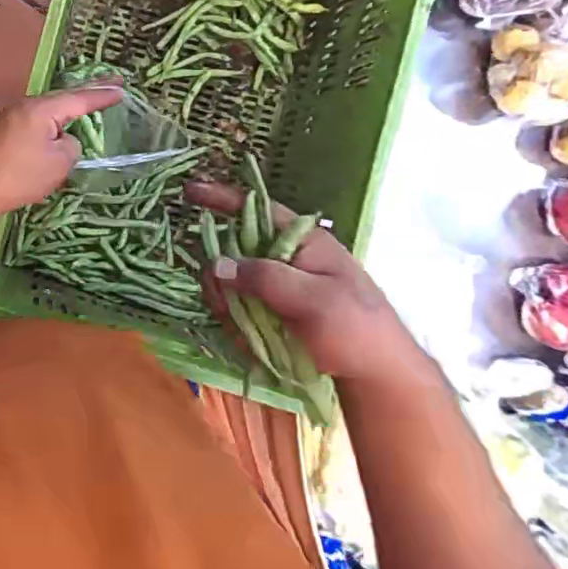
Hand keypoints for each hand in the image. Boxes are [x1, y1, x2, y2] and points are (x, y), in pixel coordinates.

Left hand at [0, 86, 124, 219]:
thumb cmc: (21, 176)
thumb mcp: (61, 162)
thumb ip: (73, 144)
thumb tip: (64, 140)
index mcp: (40, 109)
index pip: (78, 99)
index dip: (101, 95)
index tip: (121, 89)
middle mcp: (24, 106)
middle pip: (62, 98)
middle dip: (87, 94)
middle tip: (112, 85)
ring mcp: (10, 117)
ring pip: (47, 111)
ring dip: (67, 111)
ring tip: (89, 108)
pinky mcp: (1, 132)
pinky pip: (34, 123)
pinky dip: (50, 125)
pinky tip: (58, 131)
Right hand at [185, 181, 430, 386]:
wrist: (378, 376)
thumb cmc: (357, 329)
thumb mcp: (315, 300)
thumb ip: (265, 278)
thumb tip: (215, 264)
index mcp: (300, 240)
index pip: (255, 208)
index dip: (221, 197)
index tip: (188, 192)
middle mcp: (282, 257)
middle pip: (230, 250)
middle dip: (220, 278)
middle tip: (224, 304)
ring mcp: (273, 286)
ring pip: (228, 283)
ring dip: (228, 307)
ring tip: (247, 332)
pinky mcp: (268, 311)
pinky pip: (236, 309)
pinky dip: (237, 326)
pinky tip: (253, 344)